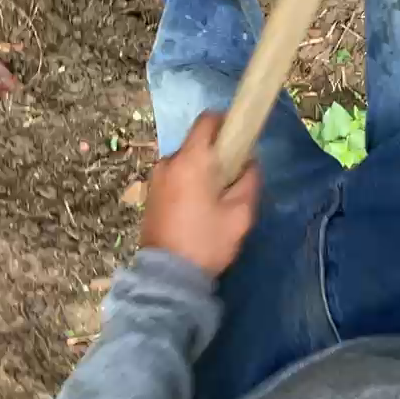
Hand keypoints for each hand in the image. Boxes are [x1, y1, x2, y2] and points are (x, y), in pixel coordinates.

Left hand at [140, 113, 261, 277]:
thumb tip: (250, 162)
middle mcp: (169, 162)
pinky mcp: (150, 194)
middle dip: (216, 152)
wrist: (166, 278)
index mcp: (191, 160)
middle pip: (197, 142)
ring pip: (186, 160)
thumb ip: (249, 181)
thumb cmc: (206, 242)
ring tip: (215, 198)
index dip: (226, 122)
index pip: (207, 120)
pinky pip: (175, 176)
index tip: (239, 138)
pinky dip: (188, 182)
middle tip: (232, 176)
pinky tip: (197, 208)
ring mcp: (156, 178)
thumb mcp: (239, 215)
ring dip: (201, 169)